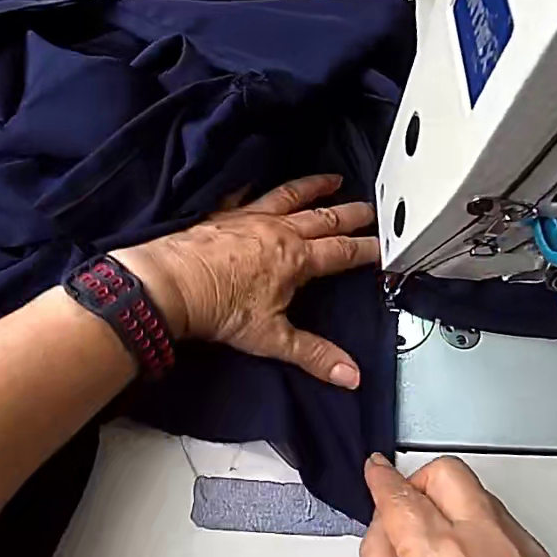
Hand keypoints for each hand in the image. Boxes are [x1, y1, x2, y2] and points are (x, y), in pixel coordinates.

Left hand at [115, 174, 378, 388]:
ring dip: (313, 188)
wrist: (171, 286)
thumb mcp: (271, 338)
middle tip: (370, 208)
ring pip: (289, 197)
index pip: (342, 252)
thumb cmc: (218, 310)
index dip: (367, 249)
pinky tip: (254, 181)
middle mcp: (277, 231)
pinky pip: (241, 195)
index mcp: (296, 259)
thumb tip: (350, 376)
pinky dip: (252, 187)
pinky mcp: (221, 216)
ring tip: (332, 179)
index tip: (385, 246)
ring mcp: (248, 218)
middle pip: (323, 219)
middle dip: (350, 214)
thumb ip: (314, 355)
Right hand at [359, 454, 556, 556]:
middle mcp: (489, 542)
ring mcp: (522, 548)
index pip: (401, 497)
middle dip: (417, 482)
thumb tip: (385, 520)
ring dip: (446, 503)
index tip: (372, 468)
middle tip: (403, 513)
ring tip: (433, 548)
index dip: (380, 478)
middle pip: (447, 473)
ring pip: (475, 491)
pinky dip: (472, 523)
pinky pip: (497, 517)